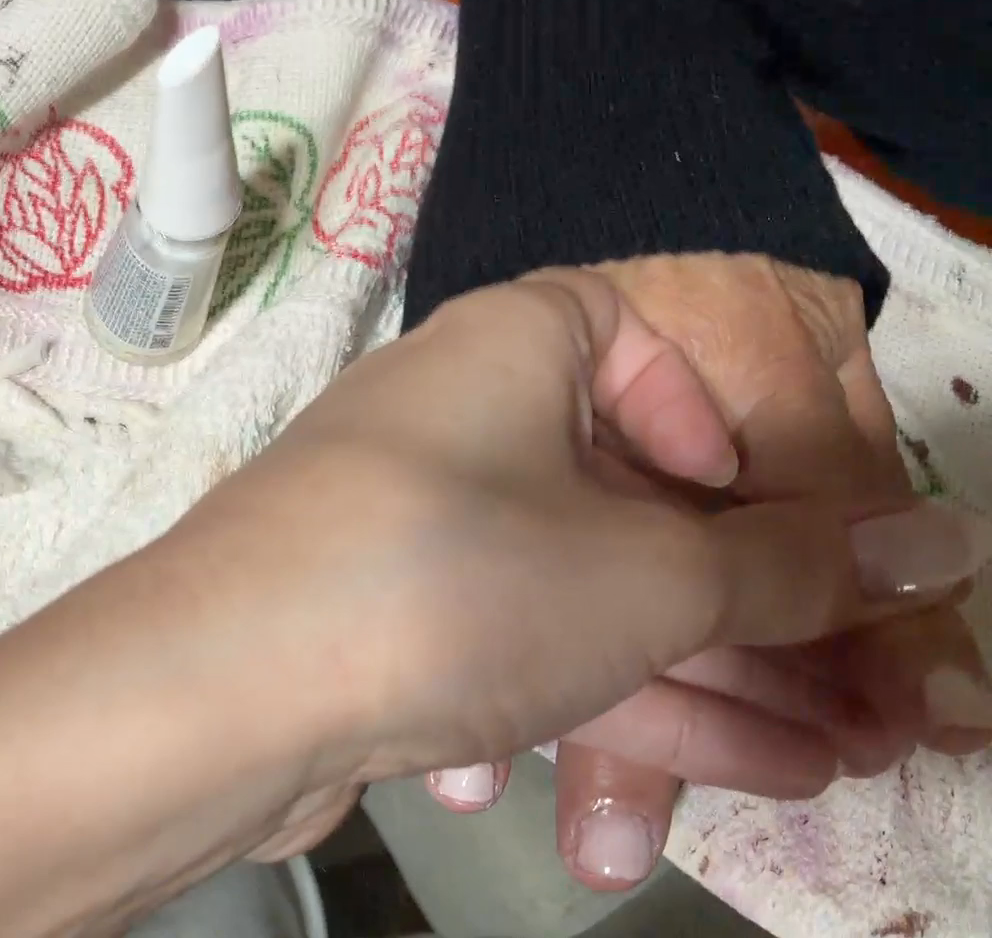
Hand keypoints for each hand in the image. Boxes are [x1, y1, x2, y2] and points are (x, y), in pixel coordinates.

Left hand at [420, 256, 991, 888]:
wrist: (226, 682)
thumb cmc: (451, 582)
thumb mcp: (645, 575)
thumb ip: (787, 564)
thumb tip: (933, 538)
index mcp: (494, 351)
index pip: (612, 328)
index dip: (702, 403)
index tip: (753, 493)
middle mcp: (434, 421)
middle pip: (611, 497)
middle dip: (734, 608)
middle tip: (860, 706)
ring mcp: (390, 519)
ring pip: (552, 587)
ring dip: (668, 689)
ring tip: (797, 777)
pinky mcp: (357, 604)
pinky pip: (474, 639)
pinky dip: (543, 713)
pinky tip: (590, 820)